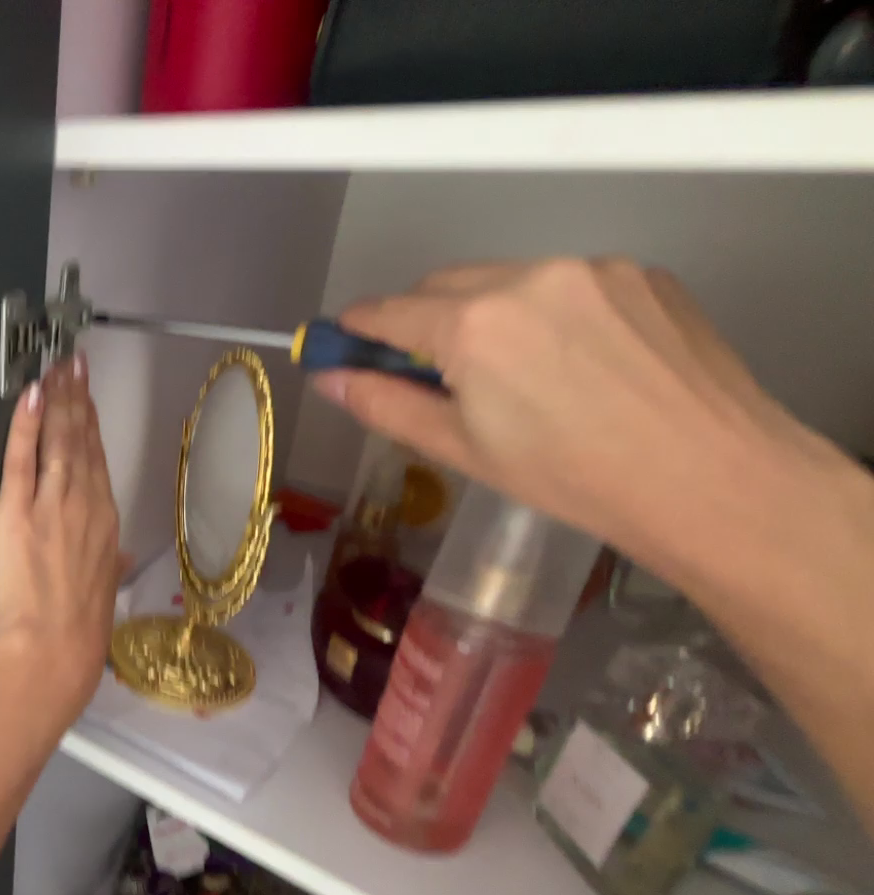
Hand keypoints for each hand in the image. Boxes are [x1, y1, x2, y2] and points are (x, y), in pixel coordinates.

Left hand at [0, 356, 122, 724]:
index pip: (97, 460)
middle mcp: (85, 503)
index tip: (88, 399)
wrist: (56, 646)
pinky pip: (23, 460)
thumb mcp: (107, 587)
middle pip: (81, 439)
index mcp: (105, 520)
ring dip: (57, 399)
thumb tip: (120, 555)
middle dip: (77, 397)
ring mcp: (53, 504)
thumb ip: (112, 562)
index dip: (92, 424)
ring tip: (56, 368)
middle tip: (73, 364)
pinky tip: (30, 397)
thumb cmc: (81, 627)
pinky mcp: (19, 512)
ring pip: (58, 440)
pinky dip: (27, 426)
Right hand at [310, 258, 834, 568]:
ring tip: (509, 373)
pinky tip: (568, 362)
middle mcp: (531, 278)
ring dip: (482, 313)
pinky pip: (564, 282)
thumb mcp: (458, 448)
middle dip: (419, 319)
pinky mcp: (643, 275)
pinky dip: (543, 311)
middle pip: (441, 284)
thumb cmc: (569, 475)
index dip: (355, 329)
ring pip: (504, 280)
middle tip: (425, 372)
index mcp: (475, 324)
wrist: (712, 477)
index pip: (387, 310)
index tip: (341, 346)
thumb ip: (382, 404)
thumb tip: (328, 378)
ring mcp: (594, 270)